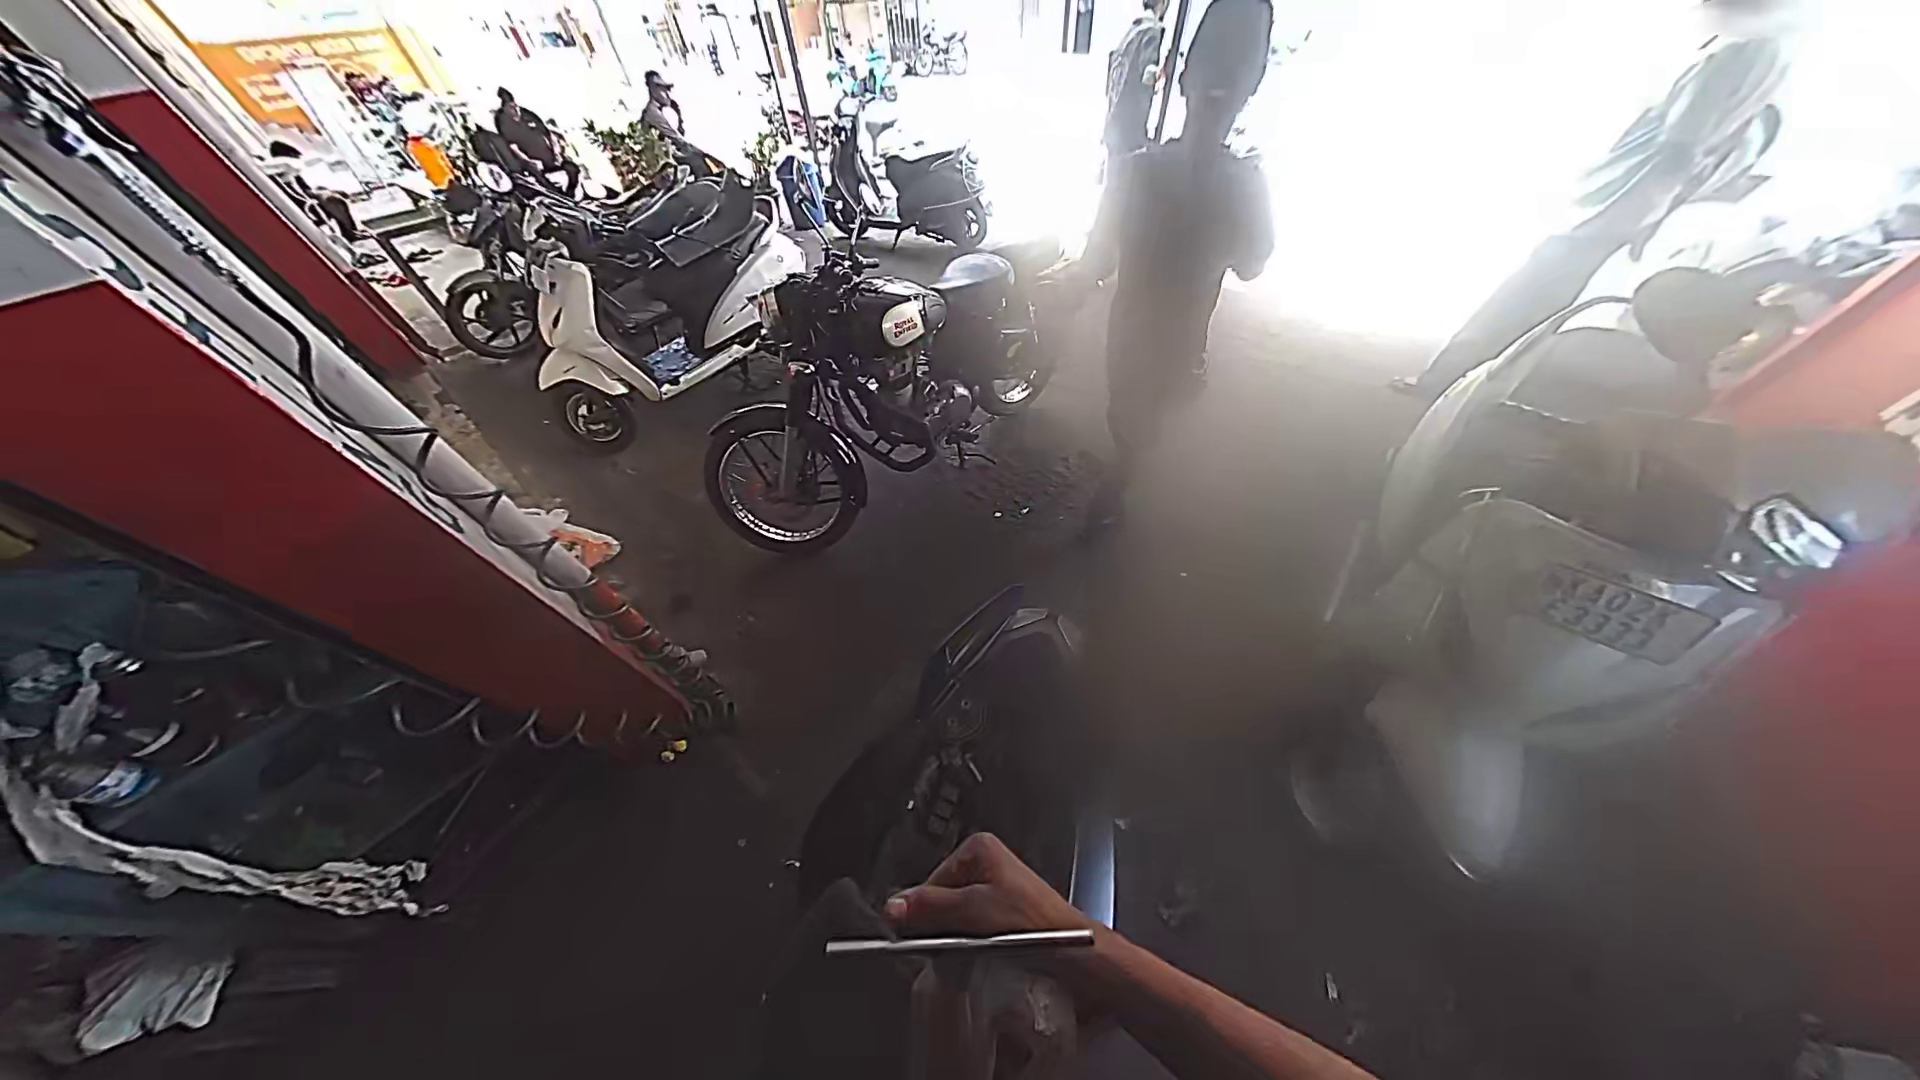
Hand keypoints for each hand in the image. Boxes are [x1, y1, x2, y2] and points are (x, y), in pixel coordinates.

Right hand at [884, 832, 1093, 936]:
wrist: (1078, 955)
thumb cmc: (1039, 926)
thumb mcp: (976, 912)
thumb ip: (933, 908)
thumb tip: (894, 905)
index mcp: (978, 849)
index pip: (929, 882)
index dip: (921, 914)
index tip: (915, 939)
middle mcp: (985, 862)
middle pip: (940, 898)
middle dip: (940, 927)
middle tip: (949, 949)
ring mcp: (994, 886)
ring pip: (954, 916)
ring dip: (955, 939)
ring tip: (971, 952)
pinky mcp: (1001, 911)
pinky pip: (970, 927)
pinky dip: (969, 943)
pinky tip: (981, 954)